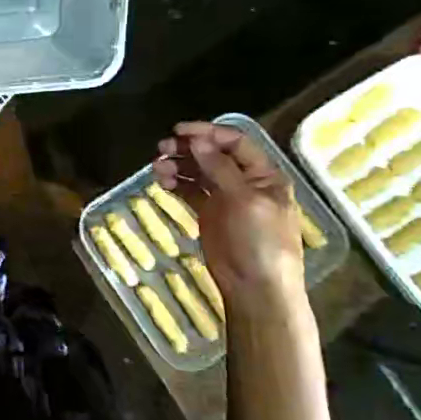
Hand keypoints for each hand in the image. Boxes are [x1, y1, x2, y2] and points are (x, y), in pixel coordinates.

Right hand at [153, 122, 304, 303]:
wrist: (256, 288)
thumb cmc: (260, 242)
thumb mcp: (244, 200)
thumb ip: (220, 168)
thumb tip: (198, 140)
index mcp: (263, 174)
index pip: (234, 142)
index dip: (207, 132)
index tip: (178, 131)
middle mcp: (244, 181)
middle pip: (212, 154)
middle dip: (186, 148)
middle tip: (161, 149)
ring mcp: (225, 197)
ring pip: (197, 171)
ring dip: (177, 165)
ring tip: (157, 168)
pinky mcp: (209, 213)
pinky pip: (189, 190)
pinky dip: (175, 183)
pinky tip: (161, 182)